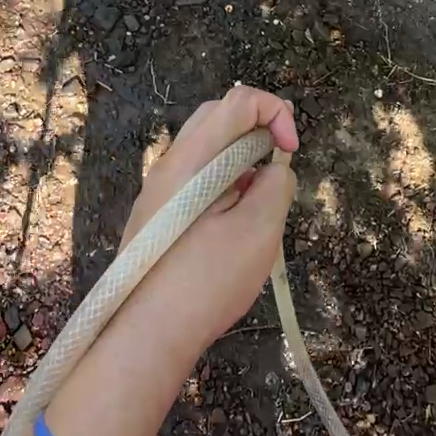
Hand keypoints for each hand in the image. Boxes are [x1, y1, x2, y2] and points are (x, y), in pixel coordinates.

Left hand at [40, 86, 297, 435]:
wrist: (144, 334)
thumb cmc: (206, 280)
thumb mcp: (258, 230)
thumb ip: (275, 185)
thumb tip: (273, 170)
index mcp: (193, 156)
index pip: (240, 101)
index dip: (276, 113)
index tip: (290, 153)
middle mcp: (171, 162)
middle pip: (220, 115)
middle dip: (258, 128)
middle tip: (278, 163)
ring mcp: (160, 187)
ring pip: (207, 147)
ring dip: (241, 158)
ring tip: (258, 199)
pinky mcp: (158, 213)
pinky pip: (197, 175)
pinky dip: (224, 181)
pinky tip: (233, 223)